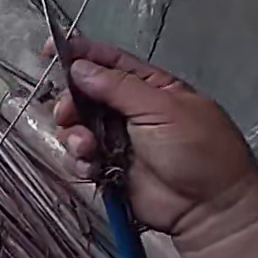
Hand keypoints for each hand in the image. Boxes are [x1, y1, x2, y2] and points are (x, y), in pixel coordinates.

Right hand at [51, 37, 257, 253]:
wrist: (208, 207)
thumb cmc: (198, 151)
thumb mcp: (163, 109)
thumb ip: (119, 87)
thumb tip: (80, 67)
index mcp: (149, 87)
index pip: (109, 61)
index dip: (80, 53)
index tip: (50, 50)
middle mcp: (128, 110)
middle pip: (83, 94)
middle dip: (70, 101)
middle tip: (68, 112)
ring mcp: (115, 140)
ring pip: (76, 127)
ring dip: (74, 135)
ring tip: (87, 146)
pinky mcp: (106, 167)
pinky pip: (79, 157)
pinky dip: (80, 160)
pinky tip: (92, 165)